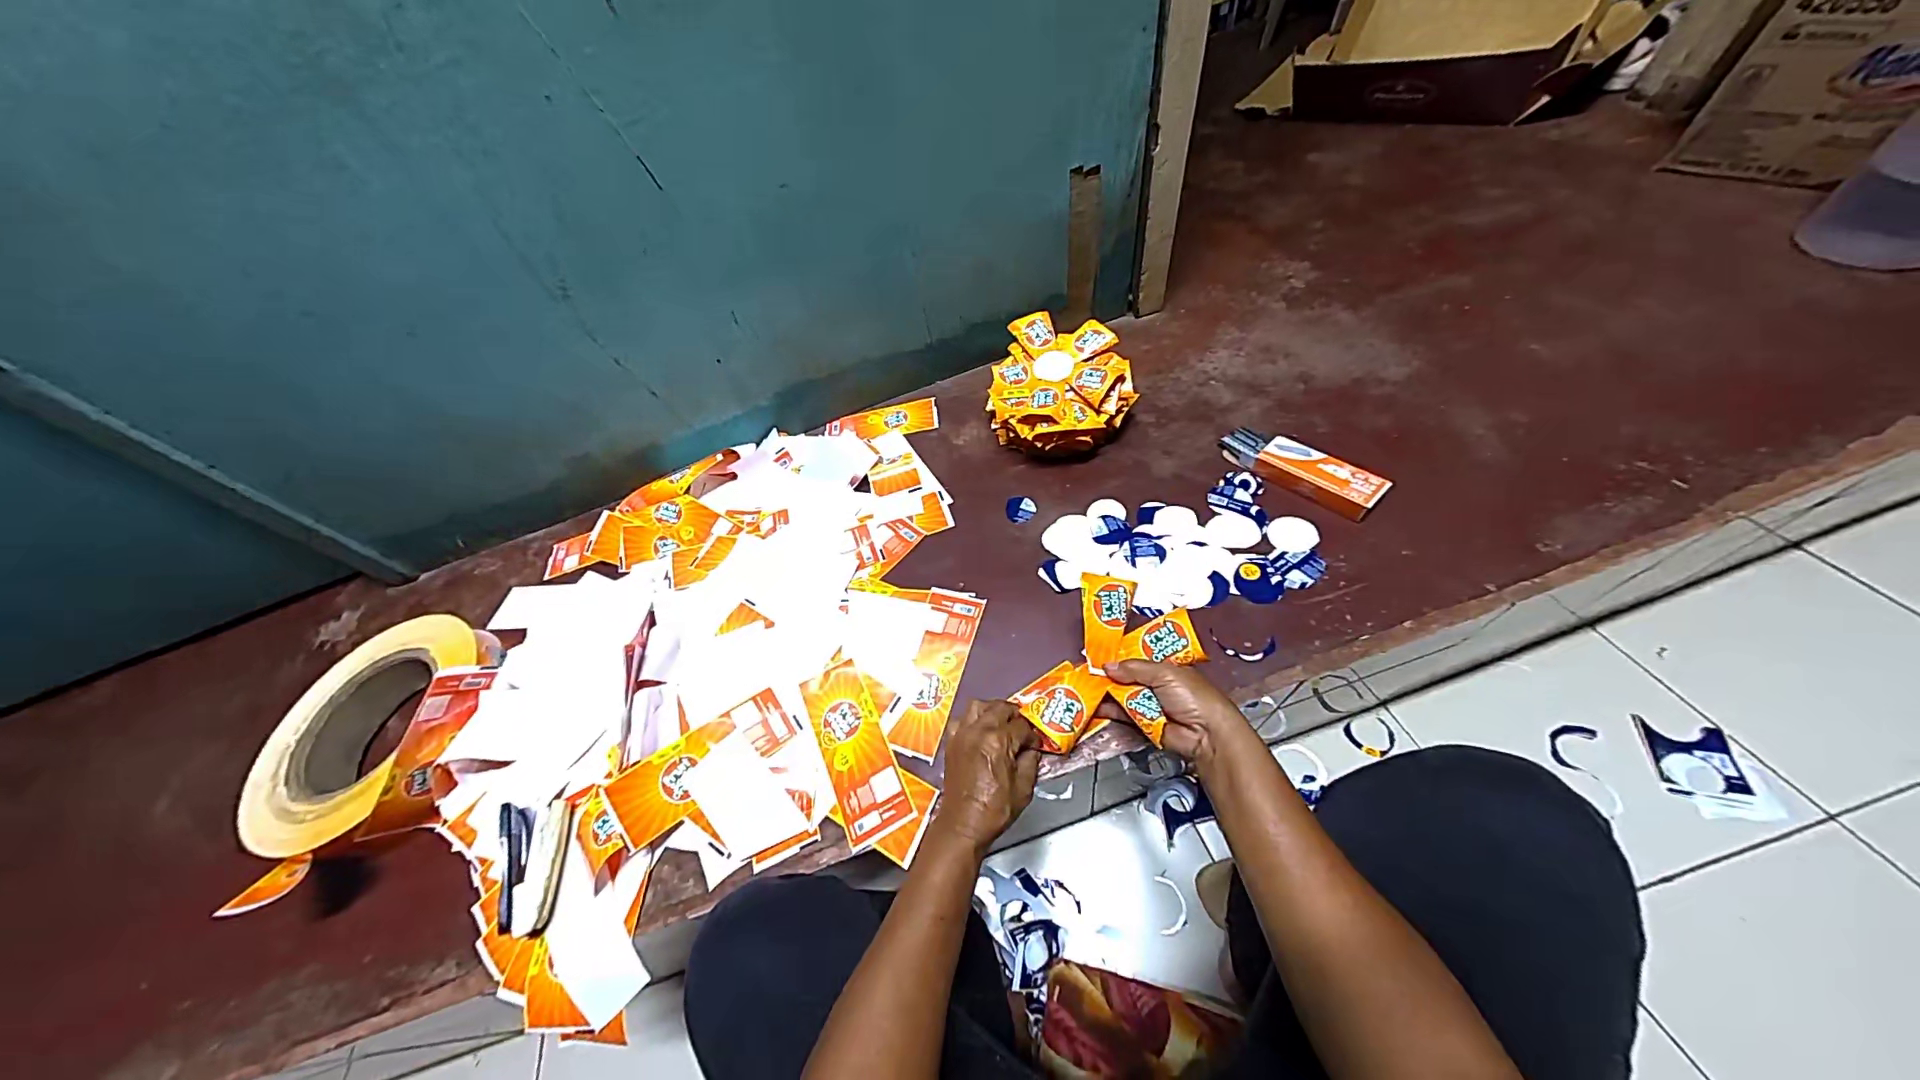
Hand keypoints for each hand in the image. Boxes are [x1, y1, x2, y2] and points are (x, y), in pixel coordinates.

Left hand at [931, 699, 1041, 858]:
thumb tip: (1031, 749)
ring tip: (1003, 721)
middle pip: (1000, 708)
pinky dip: (973, 720)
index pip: (1021, 726)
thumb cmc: (993, 809)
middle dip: (1015, 715)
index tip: (1036, 743)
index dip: (1032, 735)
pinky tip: (981, 730)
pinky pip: (962, 719)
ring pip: (978, 706)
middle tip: (1023, 727)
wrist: (963, 824)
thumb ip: (1030, 761)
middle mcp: (977, 731)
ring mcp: (961, 735)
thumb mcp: (1024, 787)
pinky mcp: (952, 742)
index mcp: (997, 741)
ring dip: (993, 710)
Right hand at [1096, 661, 1261, 778]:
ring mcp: (1148, 704)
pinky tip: (1094, 705)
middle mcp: (1154, 685)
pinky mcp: (1142, 723)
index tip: (1096, 656)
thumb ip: (1134, 668)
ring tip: (1084, 688)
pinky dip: (1108, 710)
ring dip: (1104, 693)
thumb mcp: (1164, 673)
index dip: (1117, 658)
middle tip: (1085, 672)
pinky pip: (1121, 714)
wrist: (1206, 734)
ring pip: (1120, 695)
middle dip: (1106, 675)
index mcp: (1163, 668)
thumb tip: (1108, 665)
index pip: (1135, 660)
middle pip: (1124, 677)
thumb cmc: (1194, 698)